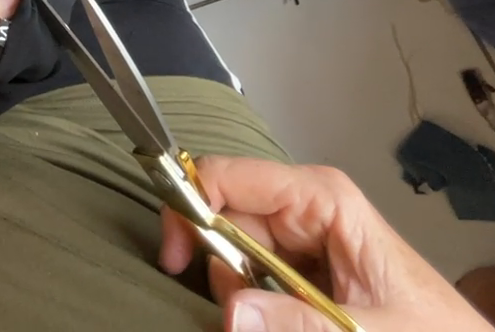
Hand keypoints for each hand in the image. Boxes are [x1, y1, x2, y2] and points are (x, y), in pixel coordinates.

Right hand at [160, 157, 494, 331]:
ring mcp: (299, 233)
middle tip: (239, 313)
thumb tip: (231, 311)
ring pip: (232, 249)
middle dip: (222, 265)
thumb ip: (303, 324)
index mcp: (319, 197)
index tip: (174, 256)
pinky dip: (252, 301)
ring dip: (238, 290)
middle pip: (224, 216)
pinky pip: (251, 272)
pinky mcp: (299, 264)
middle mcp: (301, 204)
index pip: (227, 176)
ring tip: (272, 323)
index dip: (191, 204)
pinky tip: (275, 321)